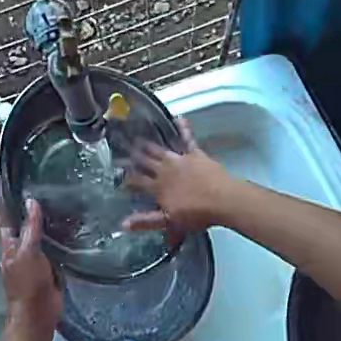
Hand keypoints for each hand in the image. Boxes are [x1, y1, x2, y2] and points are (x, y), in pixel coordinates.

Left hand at [0, 189, 60, 339]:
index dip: (3, 193)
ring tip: (57, 193)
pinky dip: (59, 229)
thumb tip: (31, 201)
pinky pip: (54, 241)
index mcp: (9, 241)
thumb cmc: (27, 285)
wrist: (38, 314)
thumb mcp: (28, 253)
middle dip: (26, 200)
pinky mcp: (50, 262)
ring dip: (45, 214)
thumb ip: (30, 228)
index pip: (4, 211)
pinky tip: (71, 220)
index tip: (4, 173)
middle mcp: (19, 244)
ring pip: (39, 228)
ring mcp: (34, 253)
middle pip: (21, 217)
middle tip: (37, 177)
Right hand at [121, 120, 238, 241]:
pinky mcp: (195, 154)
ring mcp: (179, 160)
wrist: (222, 200)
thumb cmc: (196, 214)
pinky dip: (182, 128)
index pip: (137, 181)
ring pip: (160, 150)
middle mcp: (165, 170)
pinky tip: (178, 117)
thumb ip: (146, 221)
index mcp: (158, 187)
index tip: (117, 174)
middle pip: (145, 162)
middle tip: (121, 150)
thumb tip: (122, 223)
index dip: (127, 179)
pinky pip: (187, 138)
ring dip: (148, 144)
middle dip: (133, 157)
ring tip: (137, 138)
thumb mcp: (169, 222)